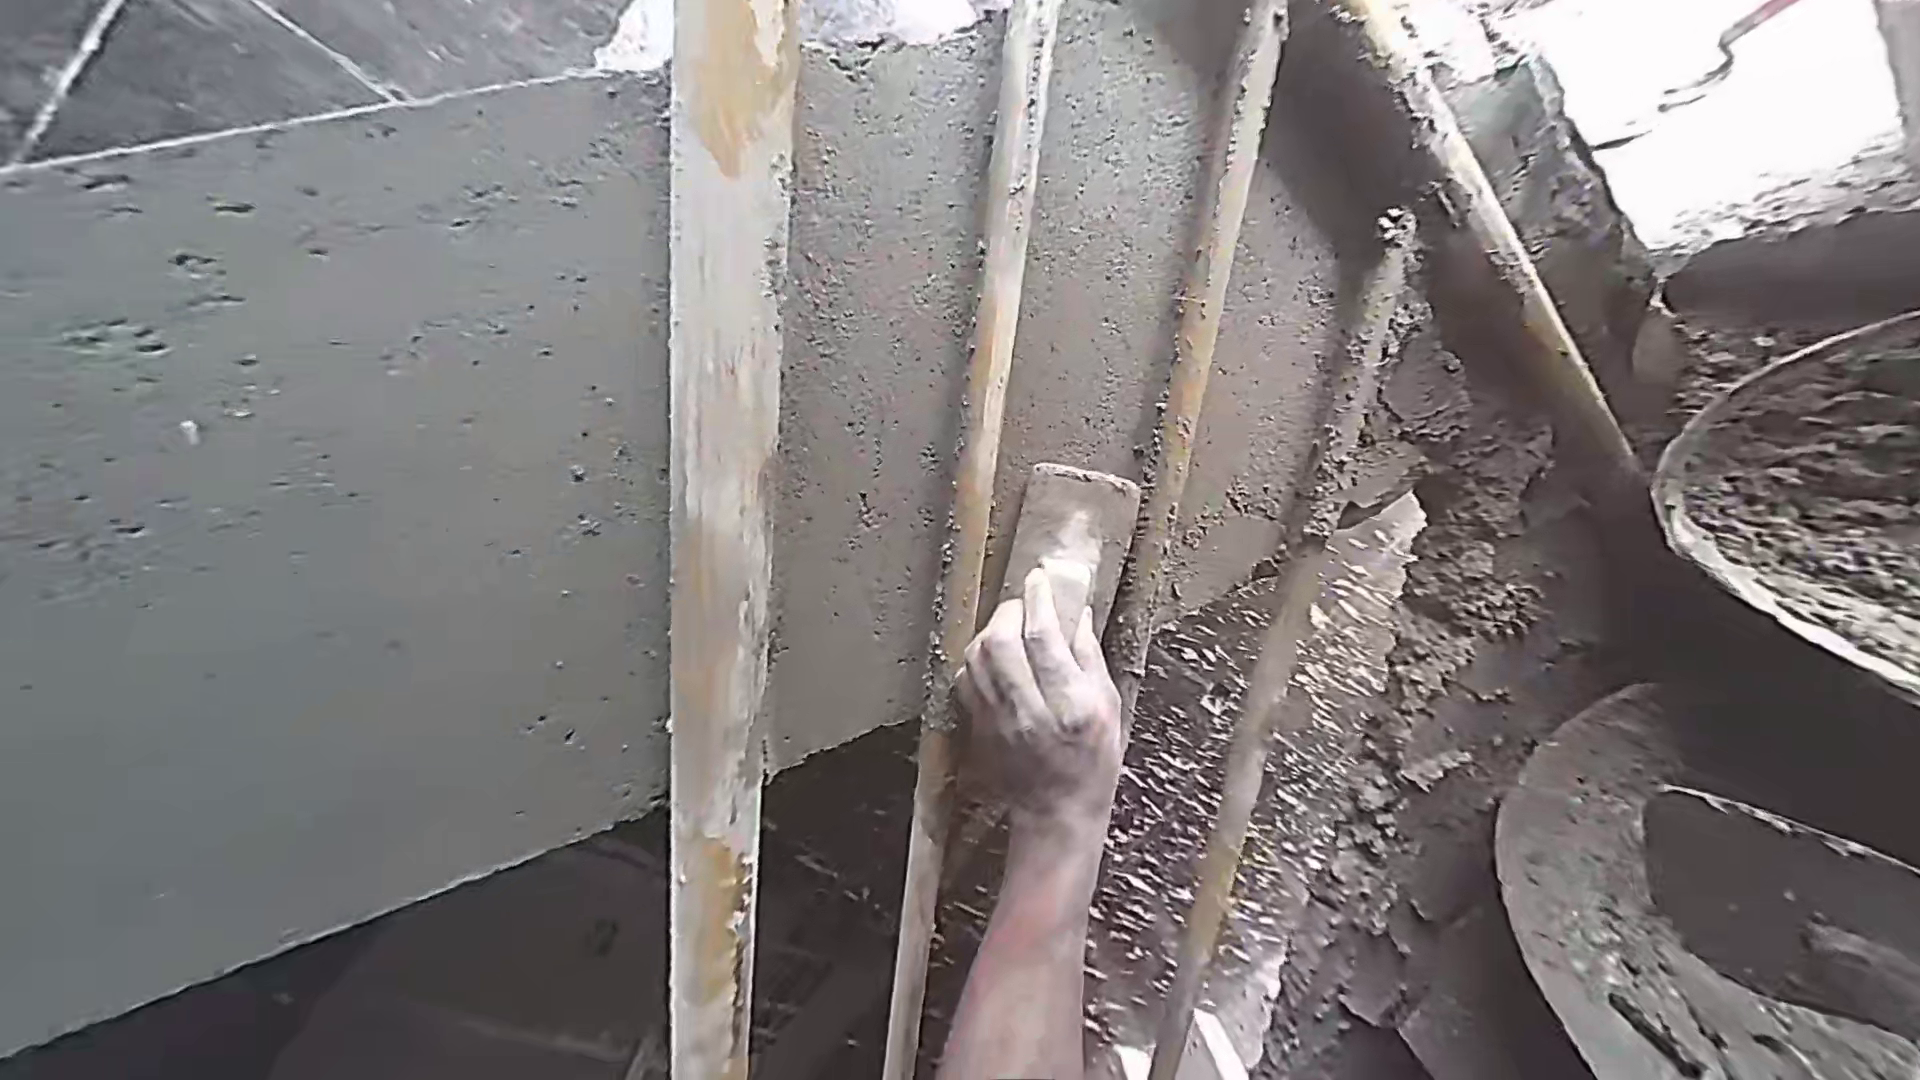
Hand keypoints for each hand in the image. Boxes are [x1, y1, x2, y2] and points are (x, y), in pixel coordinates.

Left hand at [958, 567, 1124, 825]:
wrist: (1056, 810)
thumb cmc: (1093, 759)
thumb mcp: (1109, 707)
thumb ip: (1090, 657)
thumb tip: (1076, 612)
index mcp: (1070, 705)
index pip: (1044, 639)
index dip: (1039, 601)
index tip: (1039, 578)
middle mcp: (1029, 710)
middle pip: (1000, 641)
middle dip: (1009, 611)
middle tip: (1023, 604)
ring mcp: (997, 720)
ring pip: (977, 656)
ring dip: (990, 630)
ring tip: (1010, 626)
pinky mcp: (977, 726)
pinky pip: (965, 676)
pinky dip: (977, 656)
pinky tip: (995, 656)